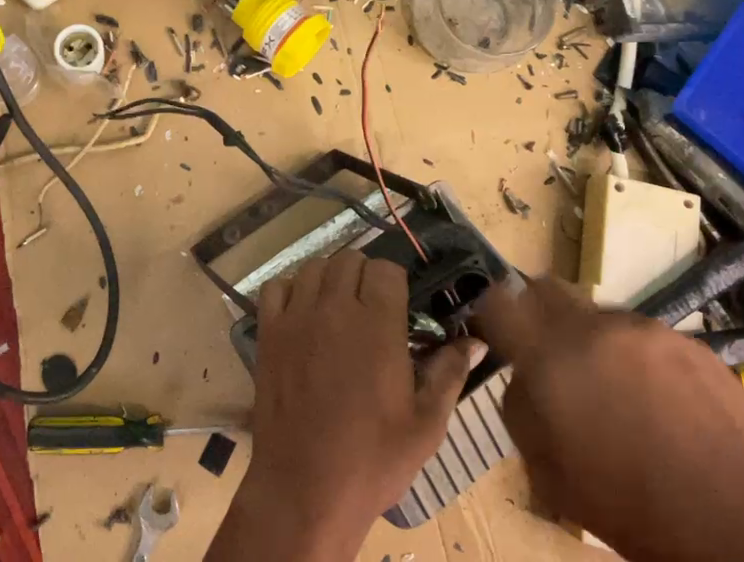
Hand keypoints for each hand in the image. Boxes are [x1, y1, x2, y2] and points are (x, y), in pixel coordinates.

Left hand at [206, 253, 483, 561]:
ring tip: (339, 307)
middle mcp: (334, 309)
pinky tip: (303, 312)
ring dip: (329, 278)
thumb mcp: (426, 424)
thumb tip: (475, 342)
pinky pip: (275, 287)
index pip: (385, 269)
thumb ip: (449, 373)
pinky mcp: (267, 332)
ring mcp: (295, 318)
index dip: (395, 281)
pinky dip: (291, 289)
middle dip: (364, 276)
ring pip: (312, 267)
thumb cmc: (374, 459)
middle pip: (347, 260)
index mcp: (377, 325)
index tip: (400, 304)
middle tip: (372, 307)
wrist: (306, 484)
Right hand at [472, 277, 743, 561]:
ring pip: (594, 313)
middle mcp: (594, 329)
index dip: (486, 313)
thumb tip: (524, 381)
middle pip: (544, 289)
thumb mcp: (553, 476)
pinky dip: (631, 356)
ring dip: (586, 339)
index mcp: (551, 359)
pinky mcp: (691, 344)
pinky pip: (640, 334)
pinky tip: (654, 402)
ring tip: (608, 389)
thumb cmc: (641, 512)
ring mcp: (647, 331)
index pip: (496, 301)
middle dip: (534, 313)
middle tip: (543, 354)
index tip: (490, 334)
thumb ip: (521, 412)